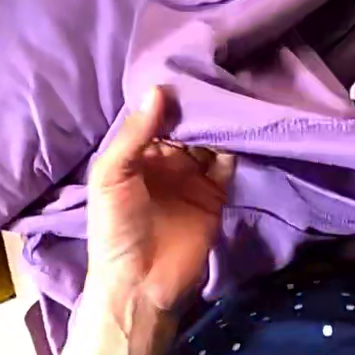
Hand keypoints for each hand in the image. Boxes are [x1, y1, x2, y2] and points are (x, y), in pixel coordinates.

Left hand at [84, 86, 234, 317]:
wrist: (139, 284)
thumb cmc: (115, 226)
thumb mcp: (112, 176)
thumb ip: (135, 135)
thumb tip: (159, 90)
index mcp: (136, 154)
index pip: (156, 117)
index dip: (169, 98)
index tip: (188, 70)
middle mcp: (165, 160)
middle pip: (186, 125)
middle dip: (198, 106)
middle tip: (217, 78)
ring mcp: (191, 177)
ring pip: (209, 141)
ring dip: (218, 124)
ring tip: (234, 96)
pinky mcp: (214, 195)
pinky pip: (227, 165)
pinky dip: (234, 148)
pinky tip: (242, 128)